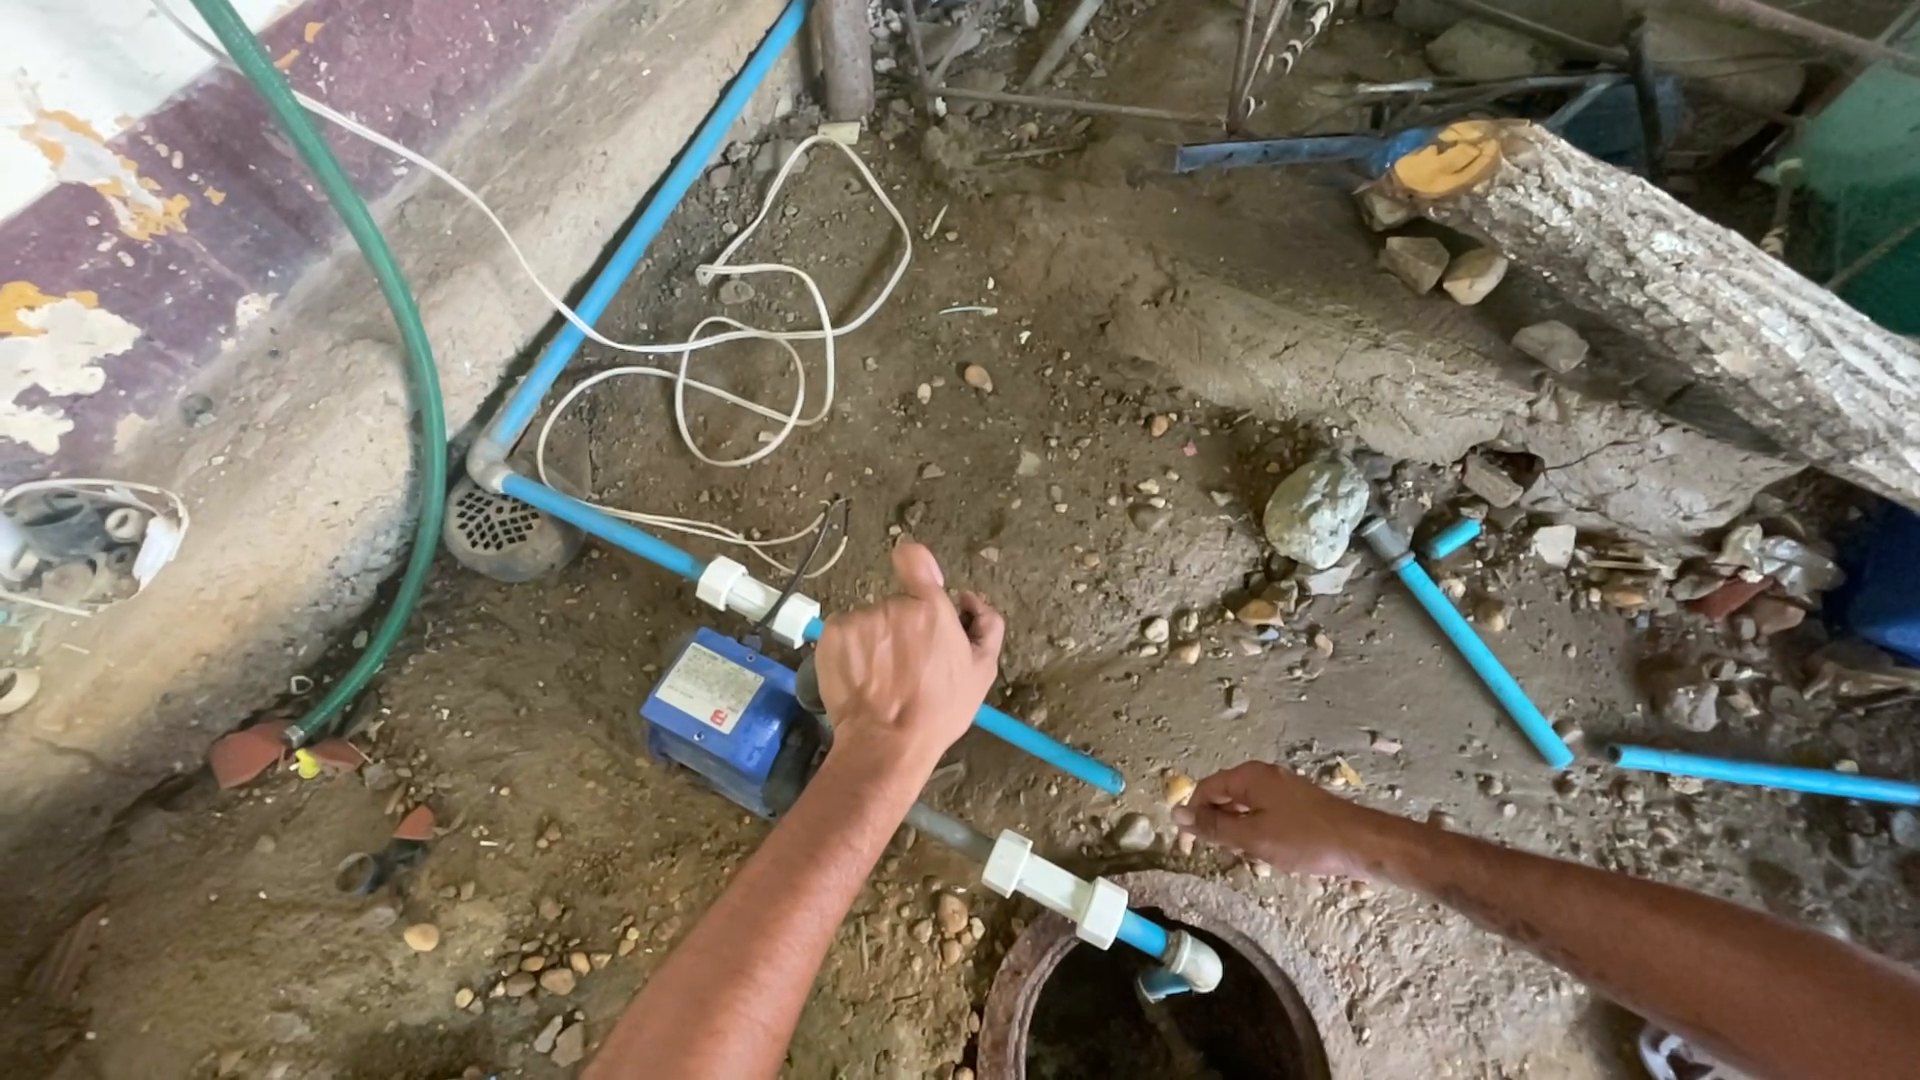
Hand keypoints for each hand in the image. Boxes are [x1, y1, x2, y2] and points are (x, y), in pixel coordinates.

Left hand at [815, 542, 1004, 775]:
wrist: (887, 742)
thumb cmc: (939, 710)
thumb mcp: (982, 671)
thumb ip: (986, 624)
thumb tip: (968, 598)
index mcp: (930, 608)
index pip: (914, 558)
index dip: (916, 566)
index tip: (918, 583)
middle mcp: (892, 604)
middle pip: (896, 603)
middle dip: (902, 625)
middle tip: (908, 663)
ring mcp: (859, 619)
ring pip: (870, 620)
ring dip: (876, 640)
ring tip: (883, 677)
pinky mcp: (833, 635)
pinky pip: (845, 632)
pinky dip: (852, 650)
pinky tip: (862, 677)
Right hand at [1171, 761, 1381, 876]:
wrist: (1362, 843)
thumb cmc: (1304, 839)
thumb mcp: (1252, 837)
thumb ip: (1214, 825)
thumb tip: (1176, 813)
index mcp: (1248, 777)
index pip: (1205, 789)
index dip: (1194, 815)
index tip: (1190, 844)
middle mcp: (1262, 775)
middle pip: (1224, 796)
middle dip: (1219, 824)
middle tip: (1225, 853)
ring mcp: (1281, 787)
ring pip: (1244, 806)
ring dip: (1240, 830)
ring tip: (1251, 856)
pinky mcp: (1296, 802)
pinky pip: (1263, 811)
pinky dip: (1258, 830)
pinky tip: (1270, 852)